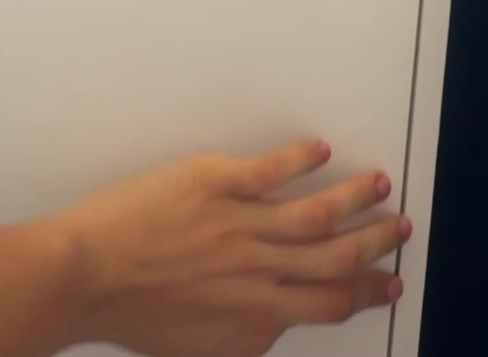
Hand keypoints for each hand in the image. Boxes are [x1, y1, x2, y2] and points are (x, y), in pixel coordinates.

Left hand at [47, 139, 410, 356]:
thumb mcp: (196, 347)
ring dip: (354, 198)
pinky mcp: (217, 184)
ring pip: (316, 213)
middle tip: (402, 226)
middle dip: (376, 241)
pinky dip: (301, 160)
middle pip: (335, 256)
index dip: (367, 291)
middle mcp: (258, 271)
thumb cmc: (133, 313)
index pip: (329, 302)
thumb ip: (246, 339)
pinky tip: (322, 150)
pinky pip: (272, 171)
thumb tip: (278, 328)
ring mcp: (241, 225)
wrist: (84, 276)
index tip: (391, 279)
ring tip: (380, 184)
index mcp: (255, 312)